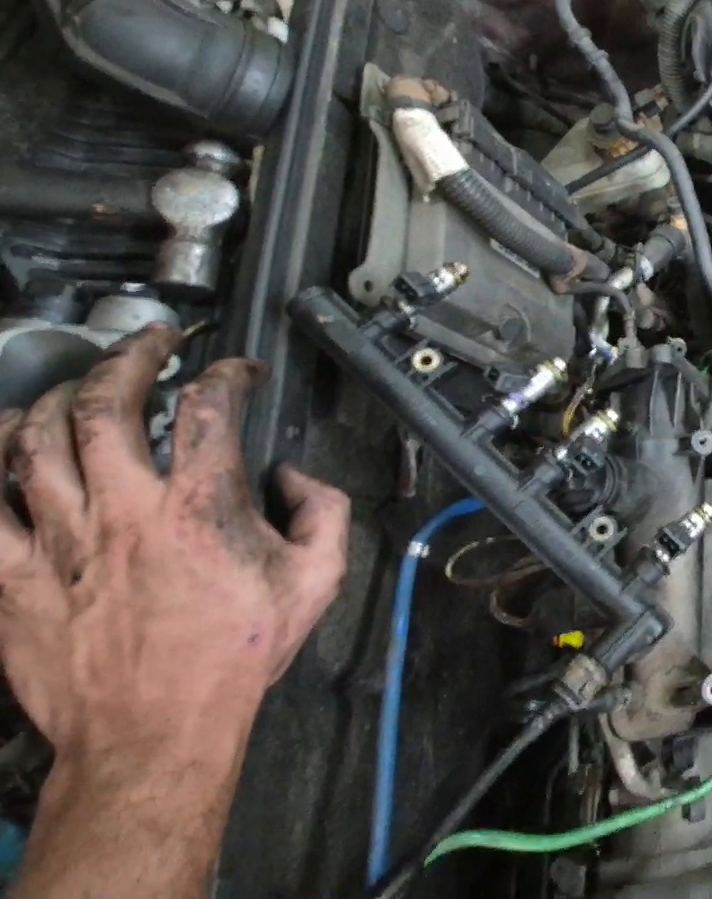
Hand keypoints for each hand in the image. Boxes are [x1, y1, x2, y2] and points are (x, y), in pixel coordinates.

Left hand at [0, 324, 348, 768]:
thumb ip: (322, 510)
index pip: (209, 409)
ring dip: (54, 399)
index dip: (226, 373)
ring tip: (78, 384)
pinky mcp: (11, 576)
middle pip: (104, 405)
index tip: (238, 370)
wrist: (158, 728)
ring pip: (30, 441)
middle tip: (150, 342)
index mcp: (205, 506)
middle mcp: (126, 508)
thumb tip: (289, 476)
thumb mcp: (321, 576)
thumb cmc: (242, 649)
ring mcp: (59, 539)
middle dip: (128, 357)